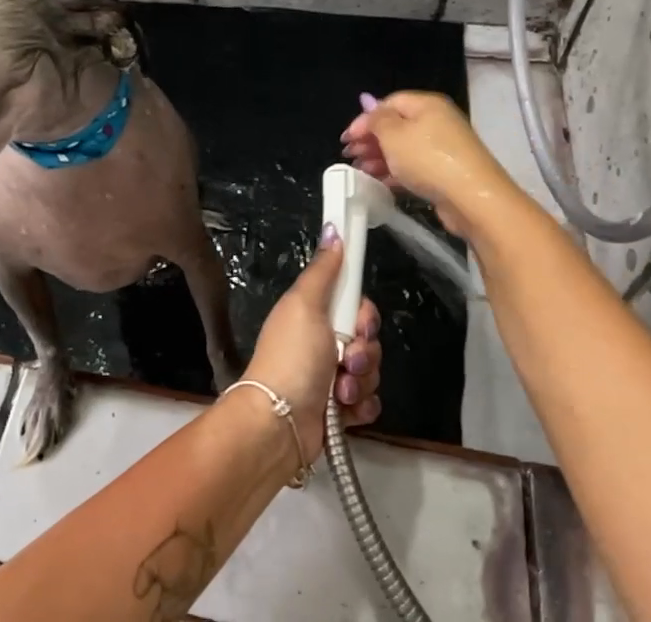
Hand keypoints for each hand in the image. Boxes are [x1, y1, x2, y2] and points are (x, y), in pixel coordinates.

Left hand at [239, 233, 381, 465]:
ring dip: (361, 383)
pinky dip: (360, 407)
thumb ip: (323, 270)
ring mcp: (331, 378)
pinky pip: (369, 401)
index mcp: (312, 315)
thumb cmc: (292, 357)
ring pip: (371, 372)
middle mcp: (322, 344)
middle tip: (346, 361)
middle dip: (364, 353)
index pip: (357, 306)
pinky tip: (345, 412)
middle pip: (368, 340)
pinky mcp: (339, 410)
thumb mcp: (304, 305)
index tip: (357, 325)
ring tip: (339, 392)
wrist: (279, 422)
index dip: (364, 316)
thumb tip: (333, 229)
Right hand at [341, 92, 508, 234]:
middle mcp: (437, 122)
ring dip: (379, 158)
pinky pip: (413, 167)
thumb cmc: (428, 159)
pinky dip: (394, 172)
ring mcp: (442, 148)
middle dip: (370, 140)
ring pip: (403, 148)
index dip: (365, 118)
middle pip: (396, 126)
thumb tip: (368, 102)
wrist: (472, 199)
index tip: (346, 139)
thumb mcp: (394, 135)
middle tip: (349, 156)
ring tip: (360, 172)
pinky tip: (378, 183)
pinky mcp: (444, 172)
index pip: (389, 103)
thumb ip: (377, 119)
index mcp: (426, 105)